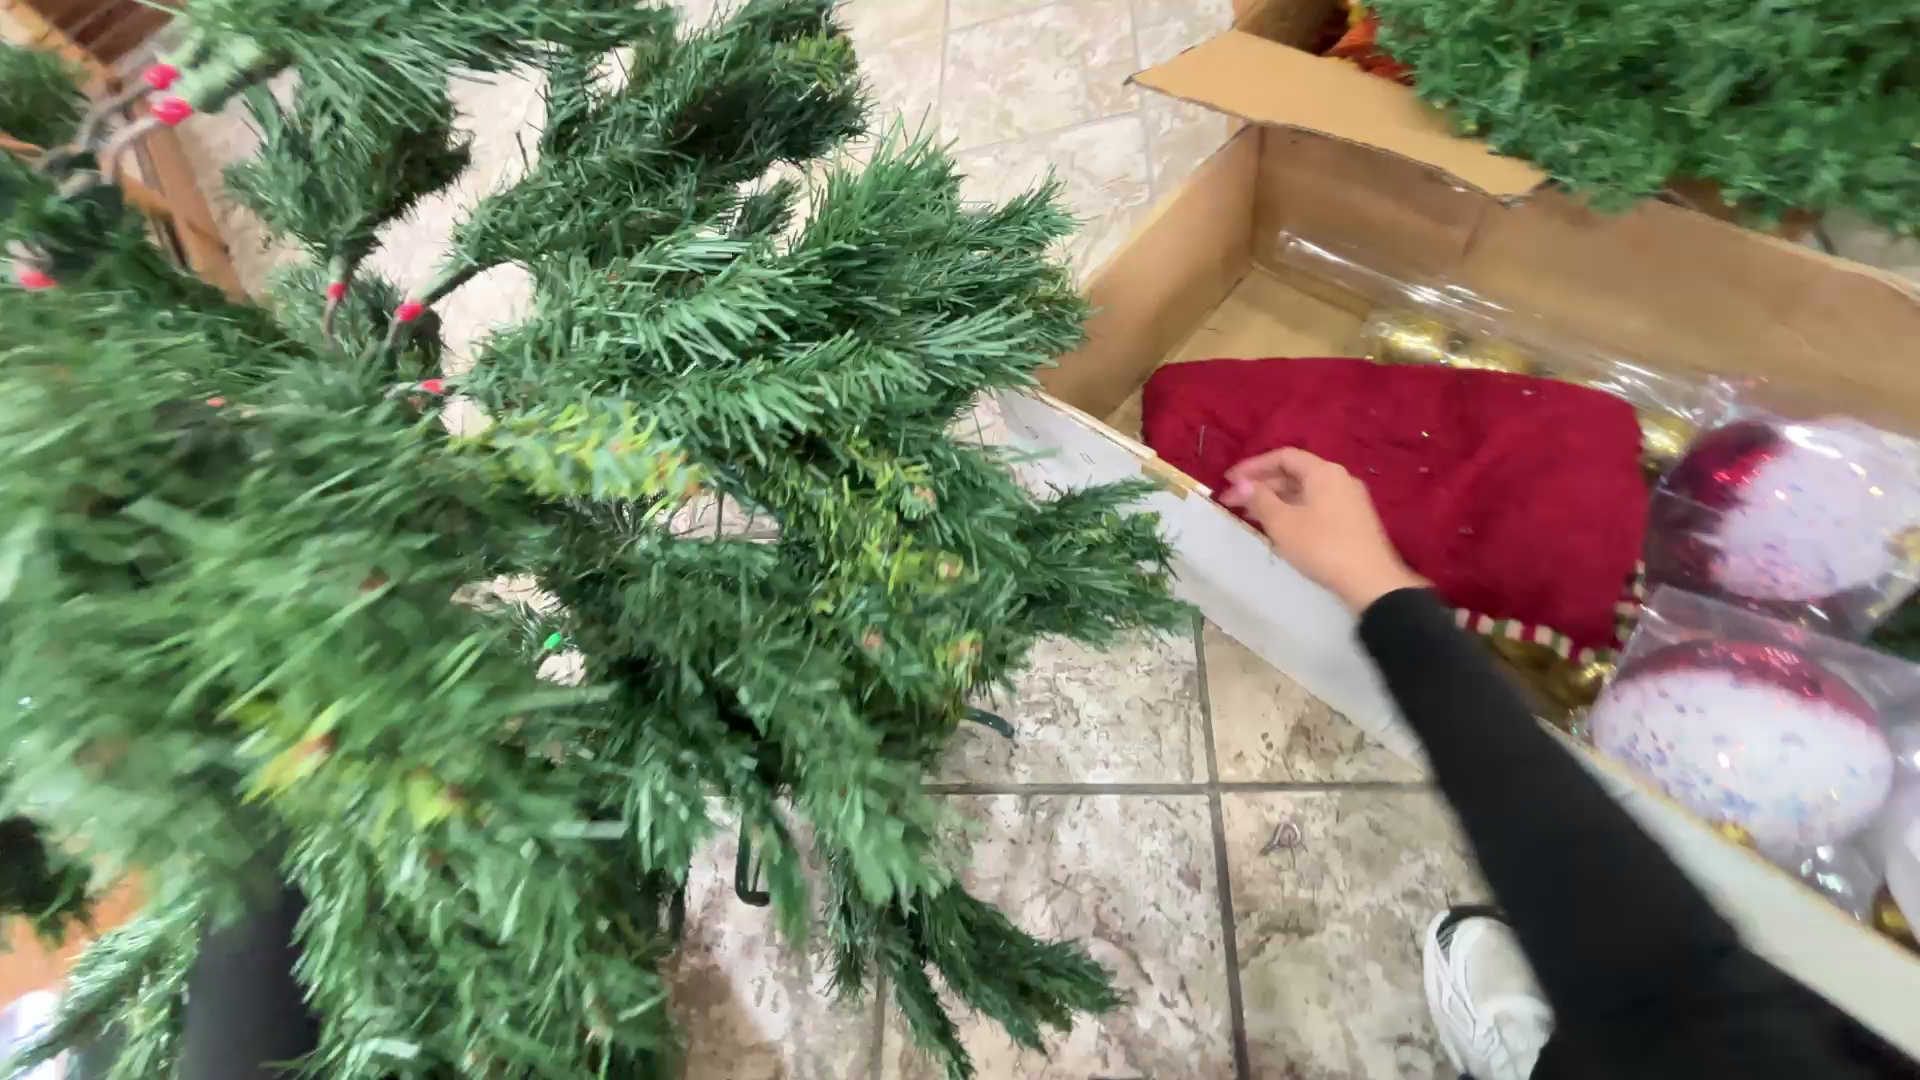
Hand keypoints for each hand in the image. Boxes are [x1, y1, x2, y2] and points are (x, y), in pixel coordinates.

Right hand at [1220, 448, 1428, 613]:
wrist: (1370, 581)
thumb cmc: (1322, 546)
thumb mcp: (1282, 522)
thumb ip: (1259, 498)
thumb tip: (1241, 483)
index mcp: (1323, 472)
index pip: (1283, 457)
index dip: (1253, 466)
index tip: (1229, 480)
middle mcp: (1338, 479)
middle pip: (1293, 473)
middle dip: (1260, 485)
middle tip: (1232, 501)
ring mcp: (1348, 500)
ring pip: (1303, 491)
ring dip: (1274, 499)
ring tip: (1248, 515)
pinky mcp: (1351, 520)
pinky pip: (1314, 505)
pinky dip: (1291, 510)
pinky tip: (1277, 526)